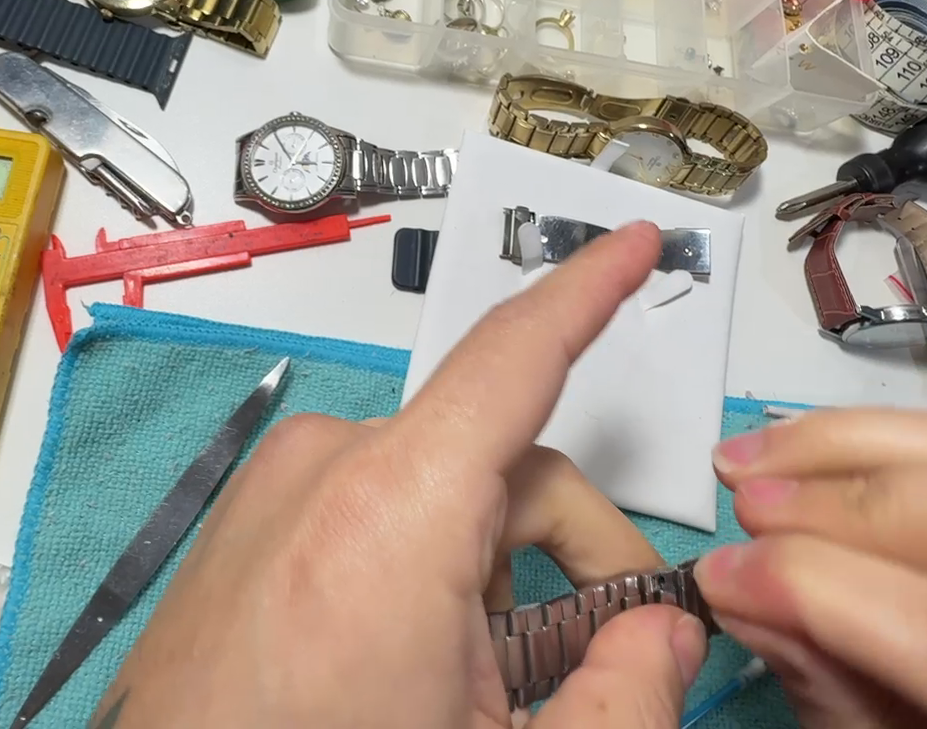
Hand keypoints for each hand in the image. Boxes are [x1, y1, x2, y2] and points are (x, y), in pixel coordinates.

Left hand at [92, 223, 706, 727]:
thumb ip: (622, 701)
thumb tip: (667, 633)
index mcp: (393, 506)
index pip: (515, 354)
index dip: (589, 287)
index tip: (634, 242)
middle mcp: (331, 462)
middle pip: (502, 460)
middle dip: (577, 544)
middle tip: (614, 646)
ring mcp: (285, 479)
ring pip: (445, 483)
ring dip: (497, 562)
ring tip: (491, 678)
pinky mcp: (259, 506)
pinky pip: (381, 498)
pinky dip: (430, 552)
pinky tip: (419, 649)